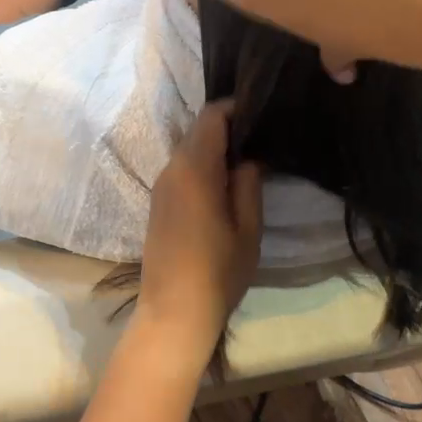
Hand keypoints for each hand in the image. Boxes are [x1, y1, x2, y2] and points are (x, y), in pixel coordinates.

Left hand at [136, 101, 262, 359]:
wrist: (173, 312)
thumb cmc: (217, 271)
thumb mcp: (247, 228)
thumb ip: (248, 183)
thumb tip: (249, 157)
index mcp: (194, 167)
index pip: (212, 116)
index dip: (237, 108)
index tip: (263, 114)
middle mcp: (171, 168)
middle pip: (199, 129)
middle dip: (229, 127)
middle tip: (262, 137)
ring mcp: (161, 184)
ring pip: (189, 148)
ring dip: (215, 148)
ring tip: (248, 159)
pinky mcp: (158, 201)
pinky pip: (182, 168)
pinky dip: (203, 165)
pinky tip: (224, 182)